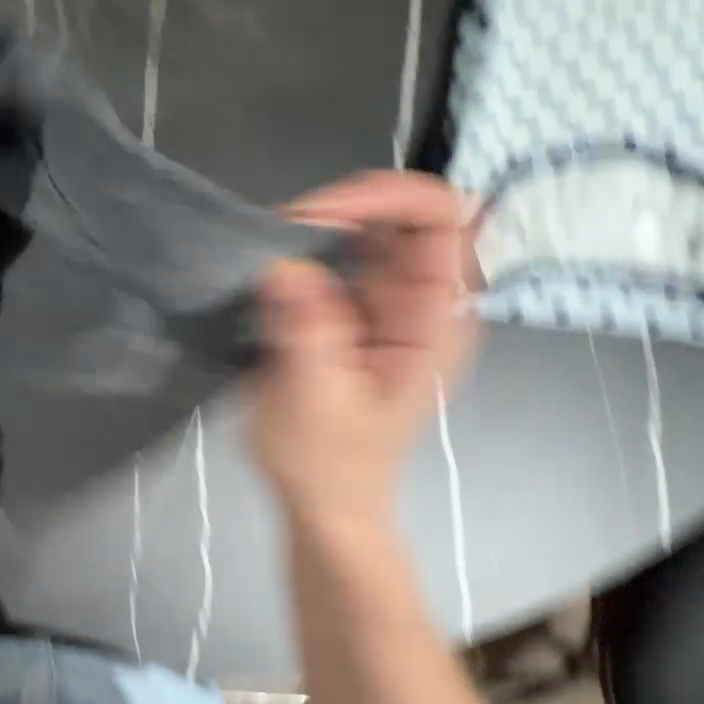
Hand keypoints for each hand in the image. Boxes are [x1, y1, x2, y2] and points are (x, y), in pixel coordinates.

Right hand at [248, 171, 477, 522]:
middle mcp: (417, 302)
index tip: (314, 218)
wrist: (325, 504)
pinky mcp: (345, 320)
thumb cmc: (327, 462)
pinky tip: (264, 276)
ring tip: (262, 253)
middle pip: (400, 218)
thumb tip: (282, 266)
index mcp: (432, 319)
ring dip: (313, 234)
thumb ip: (306, 331)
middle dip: (341, 211)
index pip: (440, 222)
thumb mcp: (314, 399)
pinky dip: (297, 259)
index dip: (385, 200)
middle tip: (275, 235)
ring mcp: (381, 309)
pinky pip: (331, 268)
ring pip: (362, 238)